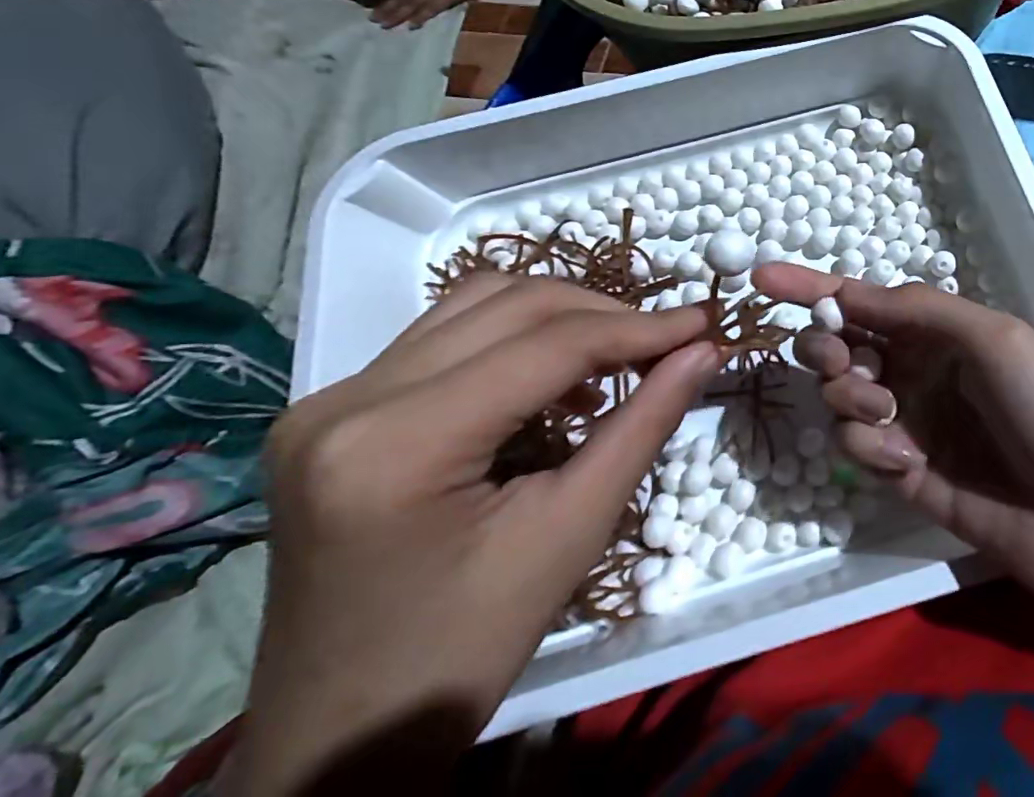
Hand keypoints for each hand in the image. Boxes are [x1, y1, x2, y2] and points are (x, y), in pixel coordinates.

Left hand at [227, 275, 718, 796]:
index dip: (636, 327)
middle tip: (668, 340)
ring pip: (471, 307)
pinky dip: (512, 343)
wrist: (347, 728)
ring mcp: (329, 400)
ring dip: (557, 319)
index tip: (704, 321)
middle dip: (601, 313)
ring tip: (618, 357)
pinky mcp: (334, 411)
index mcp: (396, 443)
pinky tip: (554, 385)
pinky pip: (442, 342)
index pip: (544, 346)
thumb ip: (642, 428)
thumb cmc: (468, 649)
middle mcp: (346, 400)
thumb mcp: (570, 534)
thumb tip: (702, 353)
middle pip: (505, 305)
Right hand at [753, 264, 1033, 620]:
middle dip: (825, 346)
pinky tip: (904, 460)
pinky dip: (867, 446)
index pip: (863, 301)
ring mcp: (909, 422)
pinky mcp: (901, 471)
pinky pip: (857, 446)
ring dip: (849, 397)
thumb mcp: (994, 340)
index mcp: (940, 332)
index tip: (759, 280)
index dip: (811, 287)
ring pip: (840, 395)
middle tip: (838, 360)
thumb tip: (851, 292)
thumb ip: (918, 309)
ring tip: (886, 415)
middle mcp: (919, 370)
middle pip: (840, 345)